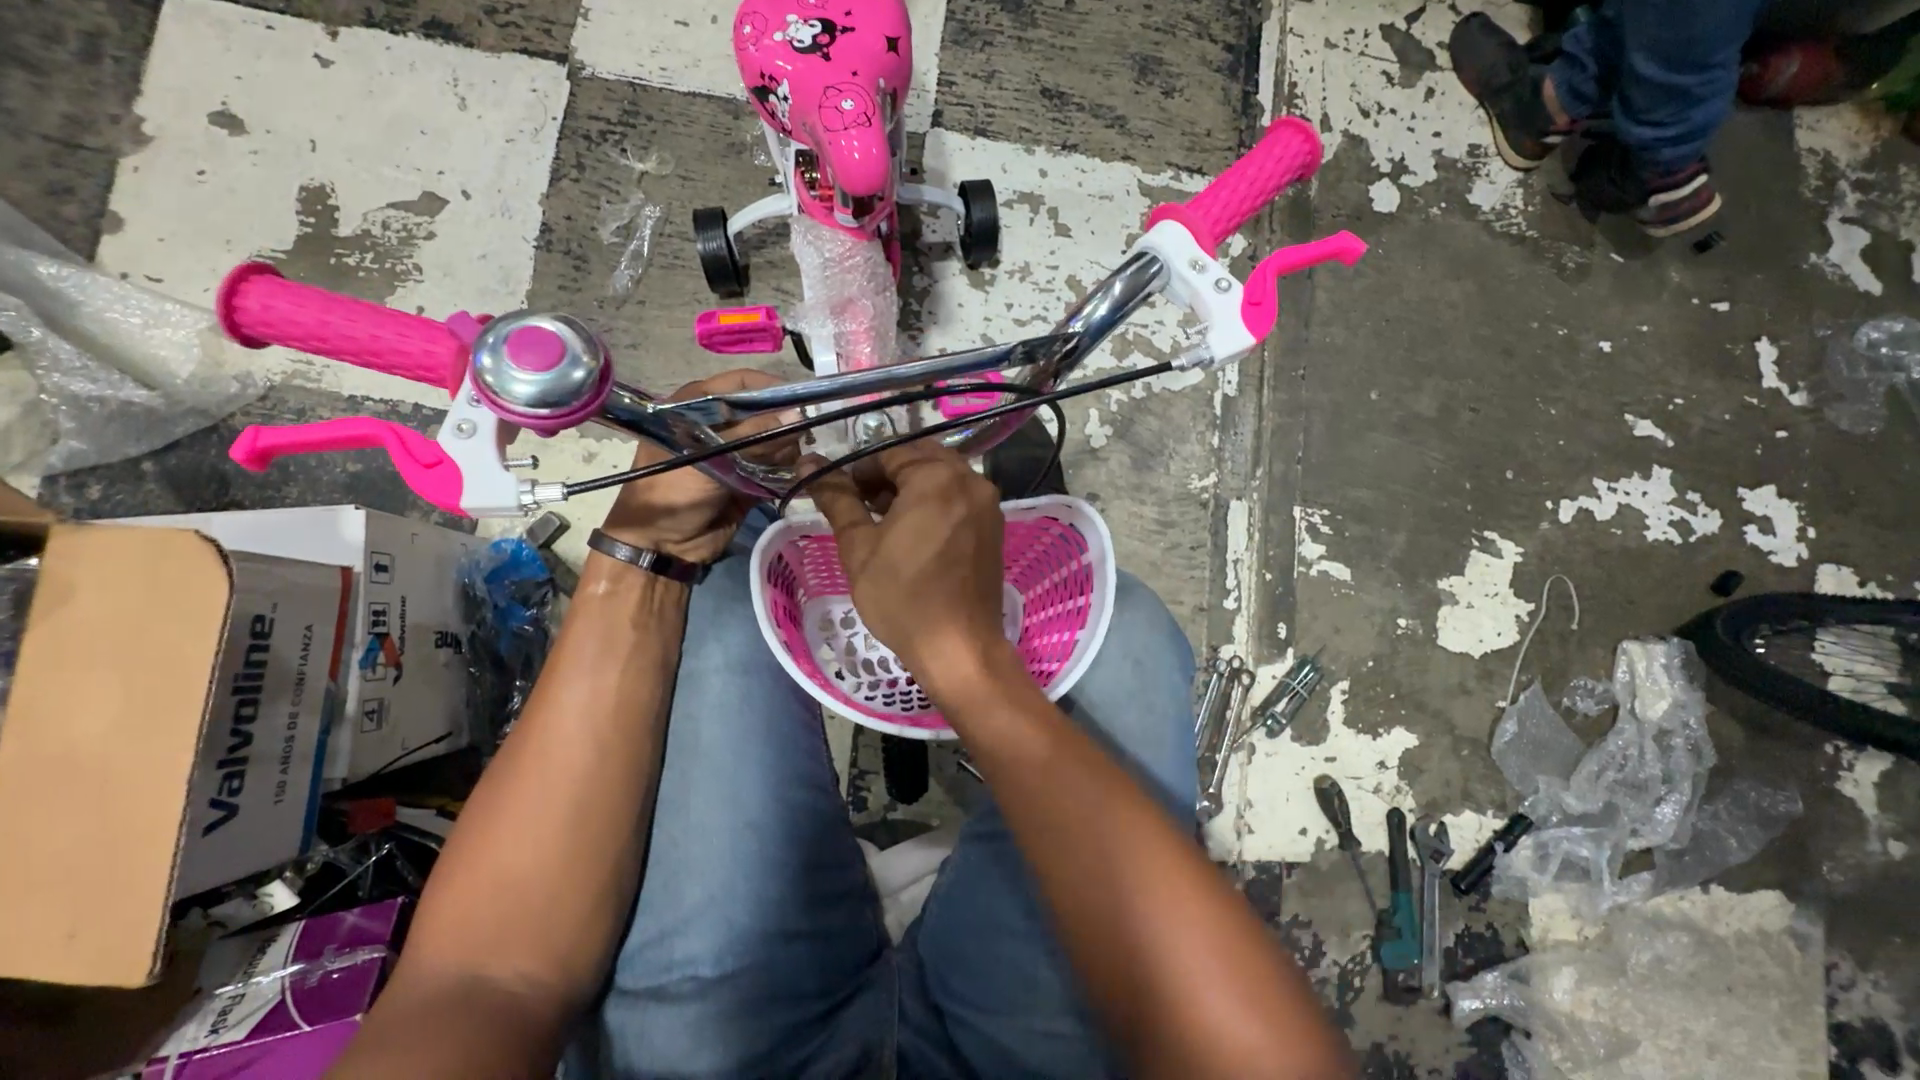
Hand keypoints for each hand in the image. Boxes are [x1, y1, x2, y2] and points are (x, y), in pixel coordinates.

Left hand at [598, 369, 788, 562]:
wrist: (662, 546)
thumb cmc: (671, 491)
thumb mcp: (710, 457)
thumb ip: (754, 435)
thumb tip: (798, 413)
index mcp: (696, 408)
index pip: (740, 384)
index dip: (771, 387)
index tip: (803, 397)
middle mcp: (717, 426)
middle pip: (762, 412)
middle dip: (785, 421)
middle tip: (809, 432)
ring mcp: (734, 454)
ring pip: (773, 440)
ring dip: (789, 448)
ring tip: (799, 458)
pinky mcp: (748, 480)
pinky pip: (776, 469)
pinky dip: (788, 471)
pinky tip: (800, 473)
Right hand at [809, 441, 1009, 694]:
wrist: (958, 646)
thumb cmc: (902, 596)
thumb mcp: (858, 546)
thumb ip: (836, 499)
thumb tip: (808, 463)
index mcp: (937, 476)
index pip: (889, 454)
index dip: (860, 471)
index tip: (841, 497)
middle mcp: (970, 479)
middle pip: (920, 459)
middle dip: (888, 476)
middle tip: (863, 508)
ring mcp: (988, 503)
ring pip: (943, 478)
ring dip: (912, 489)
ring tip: (885, 523)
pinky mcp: (995, 527)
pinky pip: (960, 499)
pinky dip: (936, 504)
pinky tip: (915, 534)